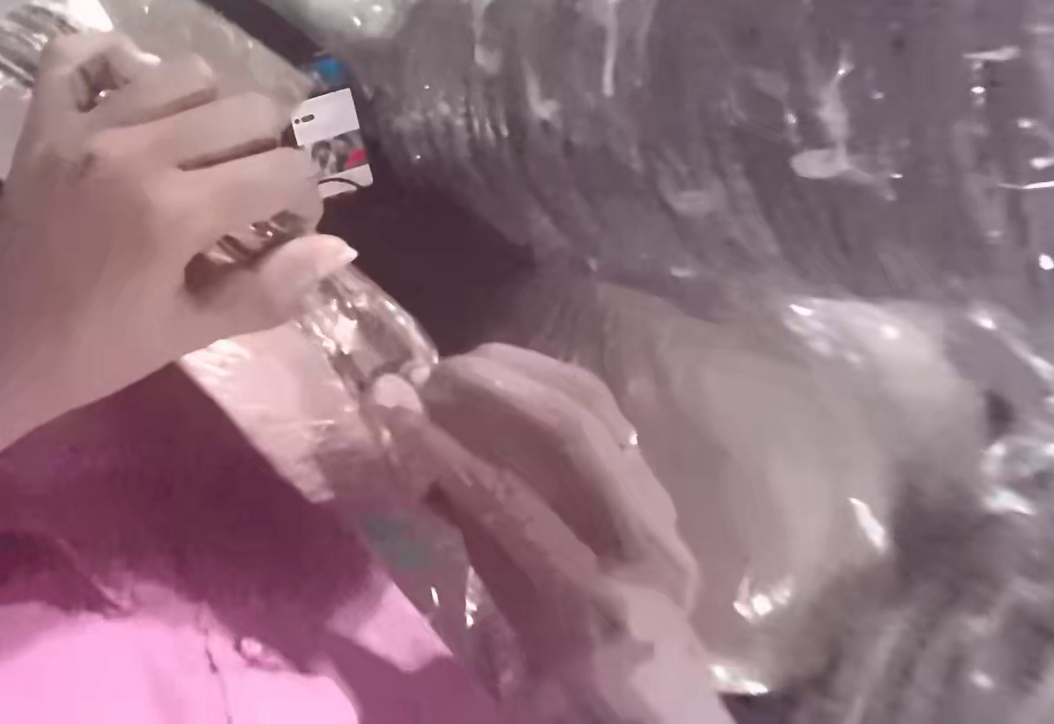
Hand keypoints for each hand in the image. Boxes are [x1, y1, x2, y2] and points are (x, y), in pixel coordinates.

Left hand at [0, 32, 354, 458]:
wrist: (2, 350)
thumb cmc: (103, 349)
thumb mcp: (195, 331)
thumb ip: (273, 288)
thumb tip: (341, 246)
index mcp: (174, 213)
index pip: (284, 171)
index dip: (306, 199)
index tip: (290, 227)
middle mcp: (134, 153)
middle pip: (249, 109)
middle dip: (275, 150)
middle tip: (256, 190)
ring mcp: (83, 129)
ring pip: (186, 71)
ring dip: (215, 108)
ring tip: (206, 150)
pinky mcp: (44, 123)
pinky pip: (79, 54)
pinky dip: (113, 58)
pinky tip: (135, 89)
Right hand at [373, 345, 727, 723]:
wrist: (659, 713)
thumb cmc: (568, 688)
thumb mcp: (504, 630)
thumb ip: (467, 537)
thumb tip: (411, 458)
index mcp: (600, 606)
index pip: (508, 499)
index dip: (441, 448)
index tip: (392, 413)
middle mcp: (647, 543)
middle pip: (568, 427)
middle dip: (488, 386)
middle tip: (430, 376)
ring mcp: (662, 506)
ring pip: (590, 401)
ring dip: (518, 370)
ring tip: (463, 364)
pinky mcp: (658, 483)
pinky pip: (600, 408)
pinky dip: (547, 381)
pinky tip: (507, 375)